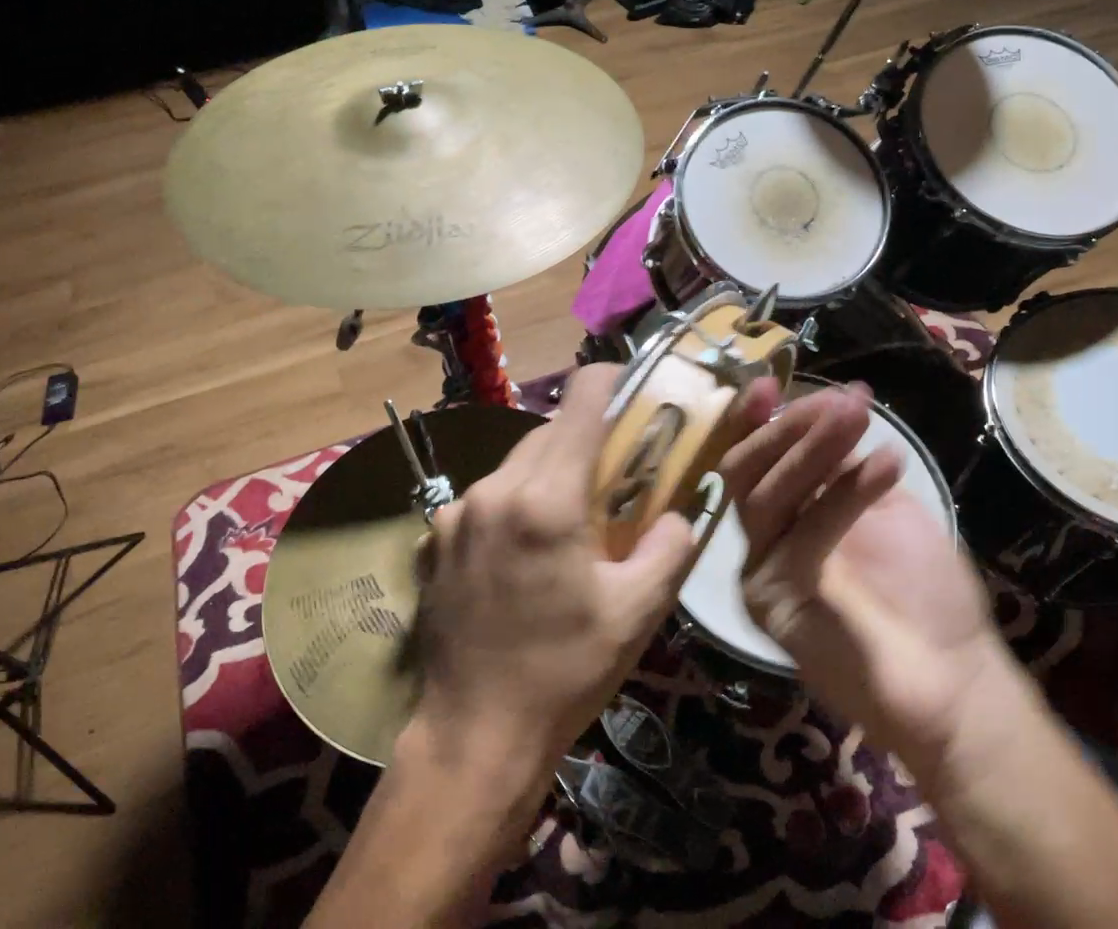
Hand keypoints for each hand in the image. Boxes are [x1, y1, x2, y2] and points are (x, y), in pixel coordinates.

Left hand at [407, 364, 779, 783]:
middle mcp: (492, 490)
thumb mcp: (638, 612)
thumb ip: (670, 545)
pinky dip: (516, 505)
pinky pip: (487, 498)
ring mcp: (455, 514)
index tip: (642, 398)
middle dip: (590, 443)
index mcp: (545, 498)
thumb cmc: (565, 672)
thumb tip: (681, 512)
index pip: (582, 399)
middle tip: (621, 480)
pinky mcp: (436, 540)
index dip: (617, 384)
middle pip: (549, 431)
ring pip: (516, 463)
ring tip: (575, 525)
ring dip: (551, 475)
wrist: (476, 733)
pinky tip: (528, 555)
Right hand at [718, 384, 1007, 759]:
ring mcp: (762, 578)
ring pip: (765, 497)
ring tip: (859, 413)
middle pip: (746, 474)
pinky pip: (803, 535)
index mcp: (782, 527)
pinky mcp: (775, 603)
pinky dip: (845, 495)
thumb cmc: (924, 599)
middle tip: (840, 400)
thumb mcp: (884, 512)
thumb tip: (834, 408)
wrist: (953, 682)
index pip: (754, 465)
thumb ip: (845, 472)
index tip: (774, 382)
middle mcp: (761, 549)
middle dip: (787, 428)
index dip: (757, 422)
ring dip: (812, 447)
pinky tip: (888, 464)